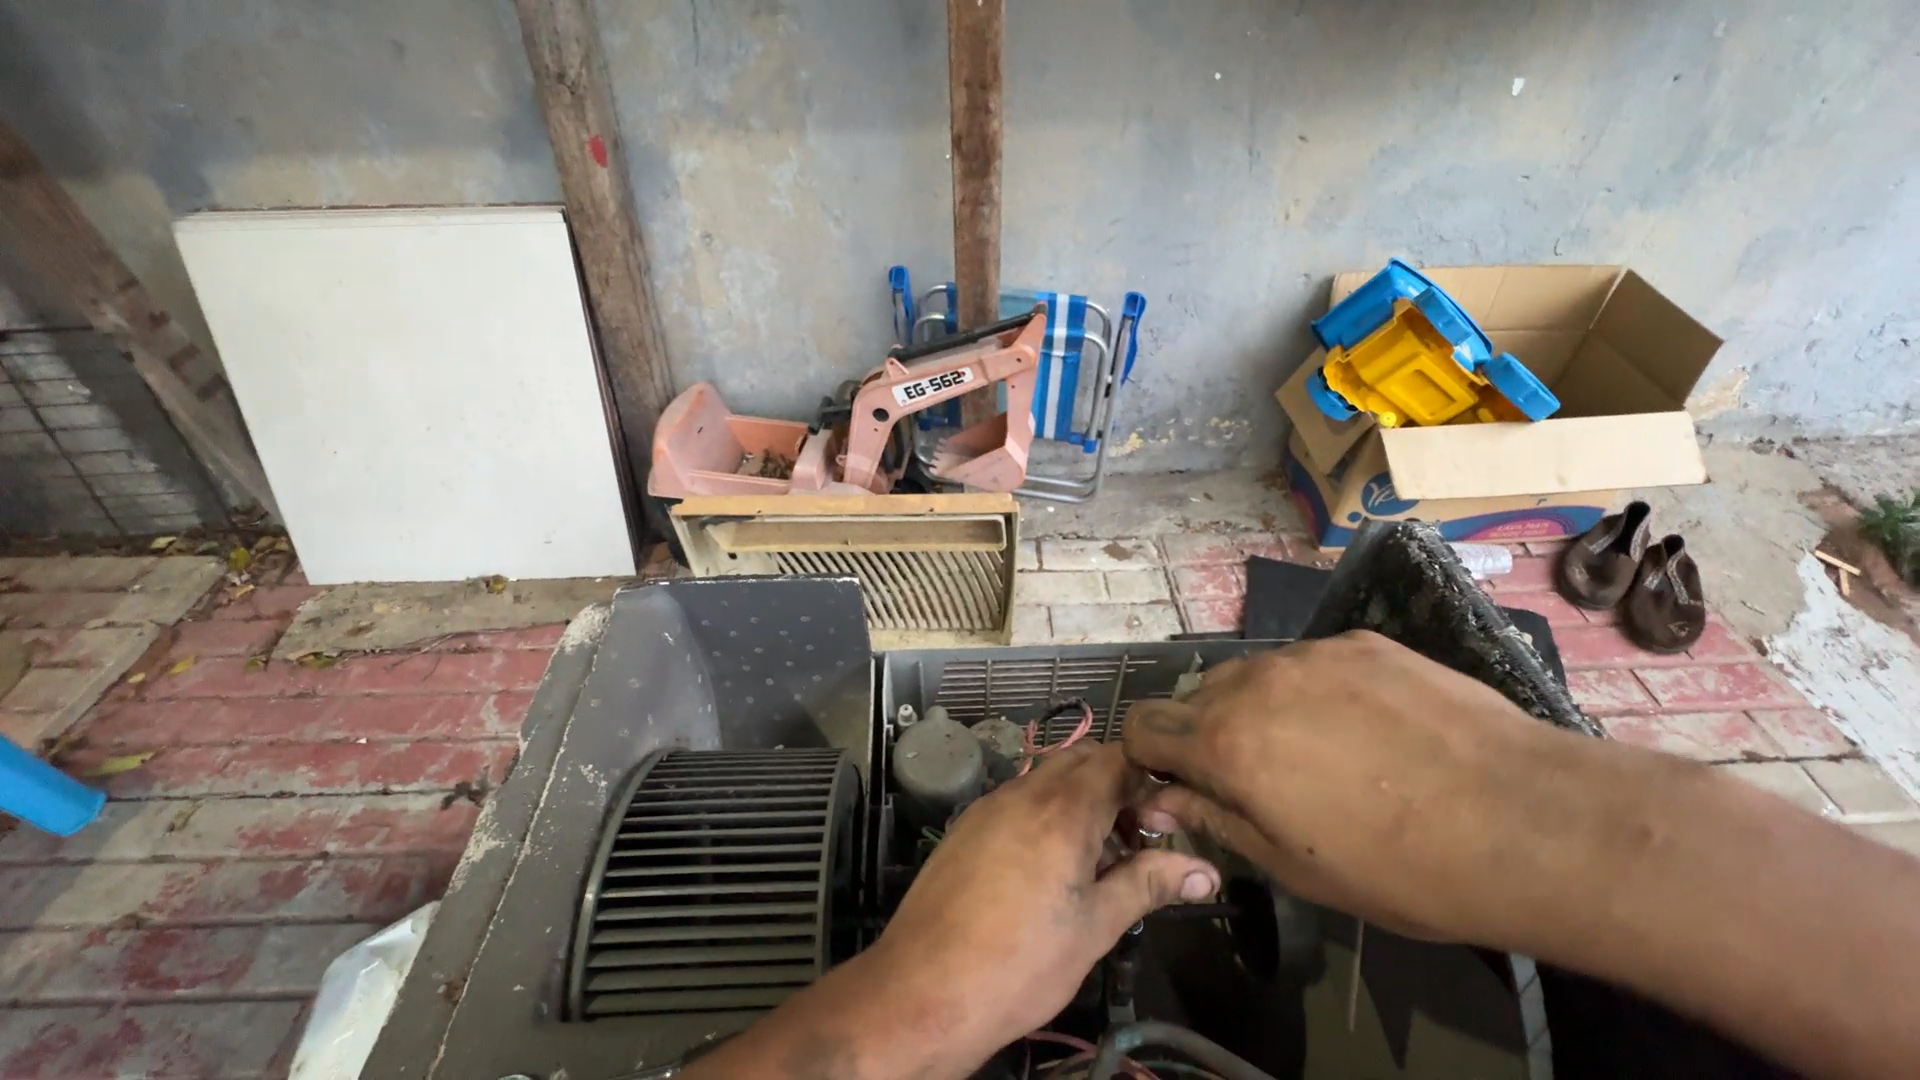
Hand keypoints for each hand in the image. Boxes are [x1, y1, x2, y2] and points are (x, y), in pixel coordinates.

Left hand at [871, 741, 1219, 1062]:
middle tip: (1138, 839)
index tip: (1168, 820)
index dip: (1149, 779)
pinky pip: (1018, 799)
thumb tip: (1206, 871)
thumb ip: (1148, 885)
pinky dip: (1046, 813)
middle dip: (1117, 786)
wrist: (925, 988)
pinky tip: (1051, 865)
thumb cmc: (1022, 962)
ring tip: (1098, 860)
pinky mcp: (966, 825)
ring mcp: (989, 805)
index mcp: (1064, 809)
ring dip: (1081, 800)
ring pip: (1047, 778)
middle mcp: (1024, 792)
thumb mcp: (1096, 926)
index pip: (1118, 759)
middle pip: (1082, 761)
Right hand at [1123, 630, 1612, 945]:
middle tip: (1258, 781)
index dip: (1150, 758)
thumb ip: (1212, 818)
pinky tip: (1368, 729)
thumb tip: (1157, 800)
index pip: (1142, 725)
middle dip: (1206, 735)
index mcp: (1224, 741)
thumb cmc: (1399, 867)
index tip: (1180, 786)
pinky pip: (1308, 664)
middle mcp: (1252, 682)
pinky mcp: (1360, 642)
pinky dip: (1312, 692)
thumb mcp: (1291, 864)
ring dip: (1258, 711)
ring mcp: (1309, 654)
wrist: (1529, 821)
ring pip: (1251, 676)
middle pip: (1195, 698)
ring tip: (1319, 753)